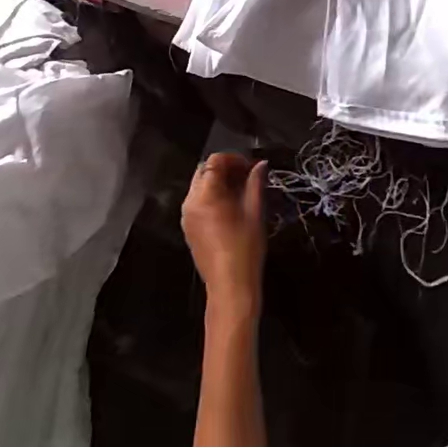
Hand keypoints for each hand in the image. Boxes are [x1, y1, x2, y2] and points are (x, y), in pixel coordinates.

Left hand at [182, 153, 267, 318]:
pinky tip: (230, 208)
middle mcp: (189, 202)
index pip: (214, 162)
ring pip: (200, 186)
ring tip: (241, 192)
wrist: (230, 288)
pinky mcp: (188, 229)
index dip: (234, 159)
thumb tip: (261, 165)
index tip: (251, 167)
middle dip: (225, 169)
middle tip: (247, 177)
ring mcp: (186, 216)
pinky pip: (197, 202)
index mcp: (204, 195)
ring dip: (218, 182)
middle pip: (204, 171)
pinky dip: (212, 197)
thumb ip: (255, 184)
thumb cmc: (245, 248)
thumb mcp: (254, 213)